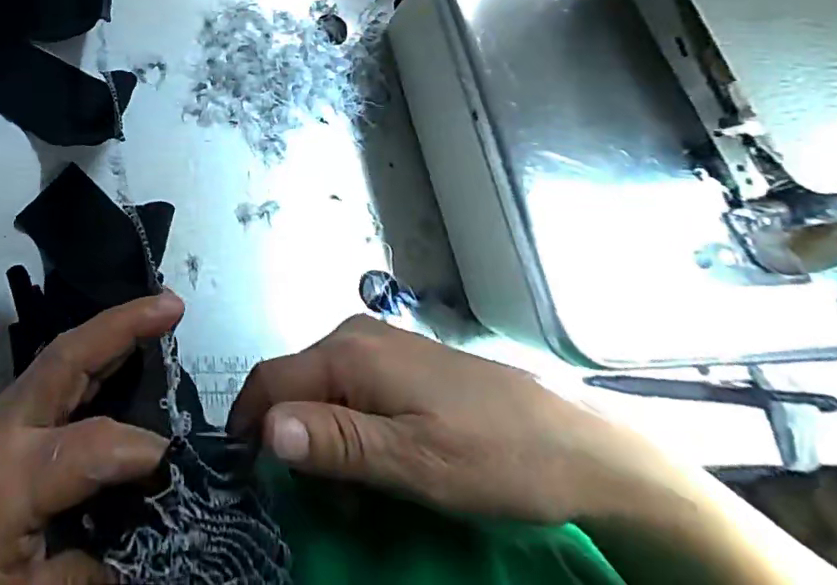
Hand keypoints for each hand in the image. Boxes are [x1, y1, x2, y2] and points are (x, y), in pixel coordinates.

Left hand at [0, 293, 183, 584]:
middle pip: (65, 358)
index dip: (146, 453)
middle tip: (172, 306)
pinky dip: (91, 357)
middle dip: (120, 326)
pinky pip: (51, 376)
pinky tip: (120, 355)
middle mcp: (1, 426)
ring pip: (58, 357)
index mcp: (7, 476)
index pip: (94, 444)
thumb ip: (95, 567)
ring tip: (157, 316)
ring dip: (108, 333)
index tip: (186, 469)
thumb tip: (155, 528)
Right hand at [227, 314, 667, 523]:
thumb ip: (338, 443)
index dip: (250, 424)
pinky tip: (380, 462)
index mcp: (347, 352)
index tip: (249, 474)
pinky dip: (349, 429)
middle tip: (327, 501)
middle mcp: (351, 336)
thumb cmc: (498, 456)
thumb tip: (268, 429)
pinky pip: (349, 390)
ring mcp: (377, 345)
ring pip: (320, 391)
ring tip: (359, 494)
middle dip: (297, 442)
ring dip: (325, 442)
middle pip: (293, 386)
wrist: (587, 446)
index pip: (270, 381)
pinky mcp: (398, 361)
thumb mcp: (416, 462)